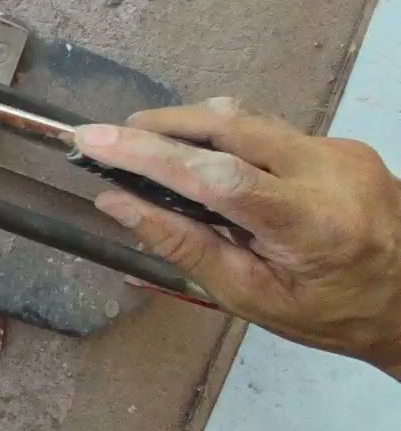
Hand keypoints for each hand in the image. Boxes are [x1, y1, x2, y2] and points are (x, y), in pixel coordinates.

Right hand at [73, 98, 400, 374]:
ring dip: (183, 127)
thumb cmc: (330, 313)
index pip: (218, 176)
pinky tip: (202, 162)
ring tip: (149, 151)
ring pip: (241, 117)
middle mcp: (335, 177)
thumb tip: (111, 200)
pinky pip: (259, 127)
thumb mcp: (248, 294)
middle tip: (109, 140)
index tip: (88, 139)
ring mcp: (342, 154)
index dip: (147, 153)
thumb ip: (179, 244)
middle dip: (157, 125)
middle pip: (227, 125)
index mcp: (315, 228)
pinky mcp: (339, 145)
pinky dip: (215, 136)